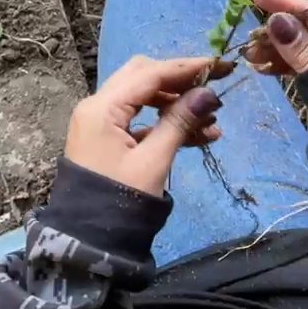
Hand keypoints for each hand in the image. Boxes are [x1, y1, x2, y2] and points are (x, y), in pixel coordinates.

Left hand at [66, 55, 231, 195]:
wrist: (88, 242)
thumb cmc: (120, 201)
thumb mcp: (153, 161)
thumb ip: (179, 122)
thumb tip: (208, 94)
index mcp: (102, 108)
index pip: (149, 74)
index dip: (187, 68)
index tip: (220, 65)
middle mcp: (98, 107)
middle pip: (144, 78)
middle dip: (181, 81)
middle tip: (214, 87)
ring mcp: (101, 122)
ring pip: (144, 99)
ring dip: (177, 105)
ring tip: (213, 122)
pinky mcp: (108, 139)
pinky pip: (141, 121)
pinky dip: (166, 123)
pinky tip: (201, 136)